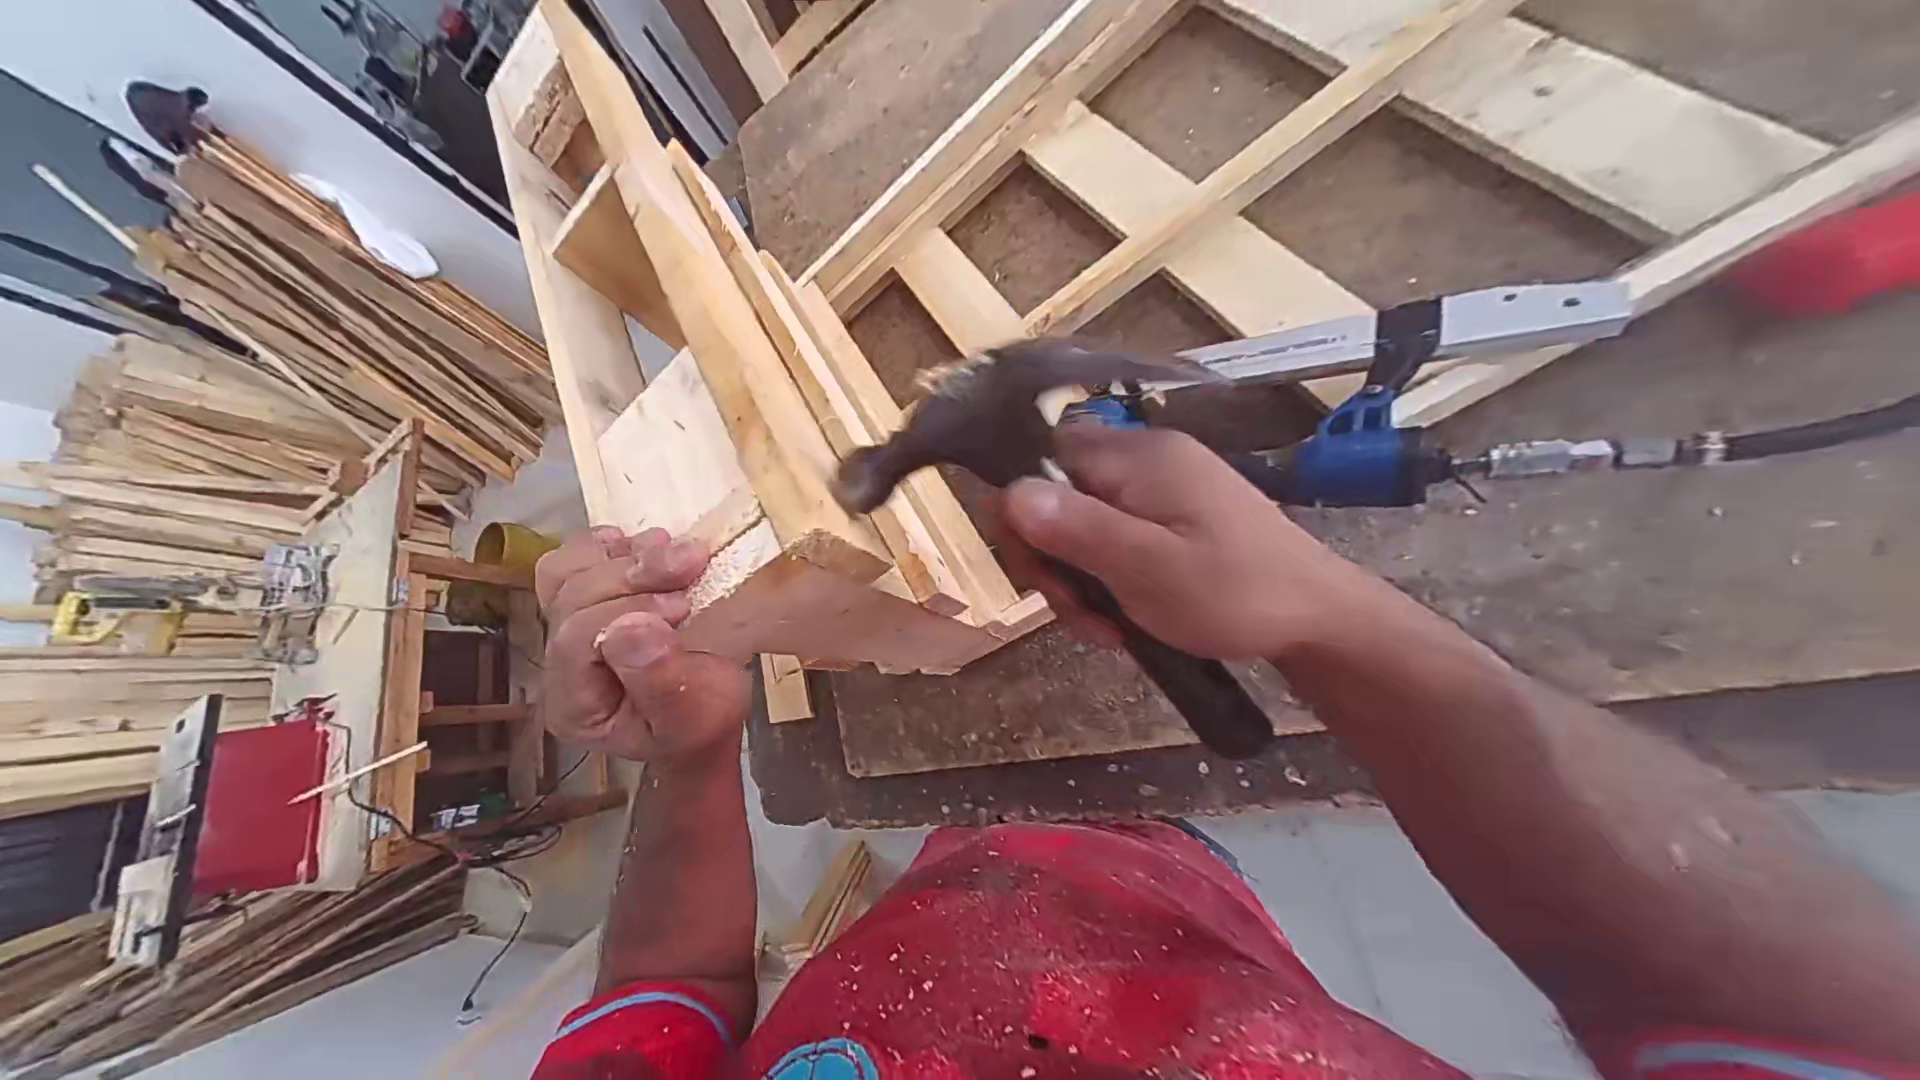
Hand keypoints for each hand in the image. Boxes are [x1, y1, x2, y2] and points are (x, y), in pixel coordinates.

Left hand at [534, 527, 750, 763]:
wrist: (708, 711)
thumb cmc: (702, 719)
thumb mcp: (693, 715)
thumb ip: (661, 680)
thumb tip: (632, 627)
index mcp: (575, 703)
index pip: (576, 640)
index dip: (626, 611)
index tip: (684, 605)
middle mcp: (561, 661)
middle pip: (574, 597)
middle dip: (634, 574)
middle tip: (692, 562)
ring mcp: (572, 624)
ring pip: (569, 571)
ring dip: (627, 553)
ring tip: (681, 551)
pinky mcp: (592, 598)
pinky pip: (578, 558)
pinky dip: (611, 543)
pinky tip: (648, 544)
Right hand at [999, 421, 1391, 660]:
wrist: (1320, 620)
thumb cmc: (1238, 594)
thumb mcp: (1148, 569)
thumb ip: (1077, 529)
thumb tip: (1007, 494)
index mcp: (1137, 458)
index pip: (1041, 461)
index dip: (1023, 516)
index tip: (1041, 574)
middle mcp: (1143, 460)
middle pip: (1056, 495)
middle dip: (1053, 560)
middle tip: (1078, 612)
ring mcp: (1158, 488)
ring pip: (1080, 523)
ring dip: (1078, 580)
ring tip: (1107, 627)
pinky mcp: (1170, 515)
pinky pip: (1111, 537)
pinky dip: (1105, 578)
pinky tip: (1123, 617)